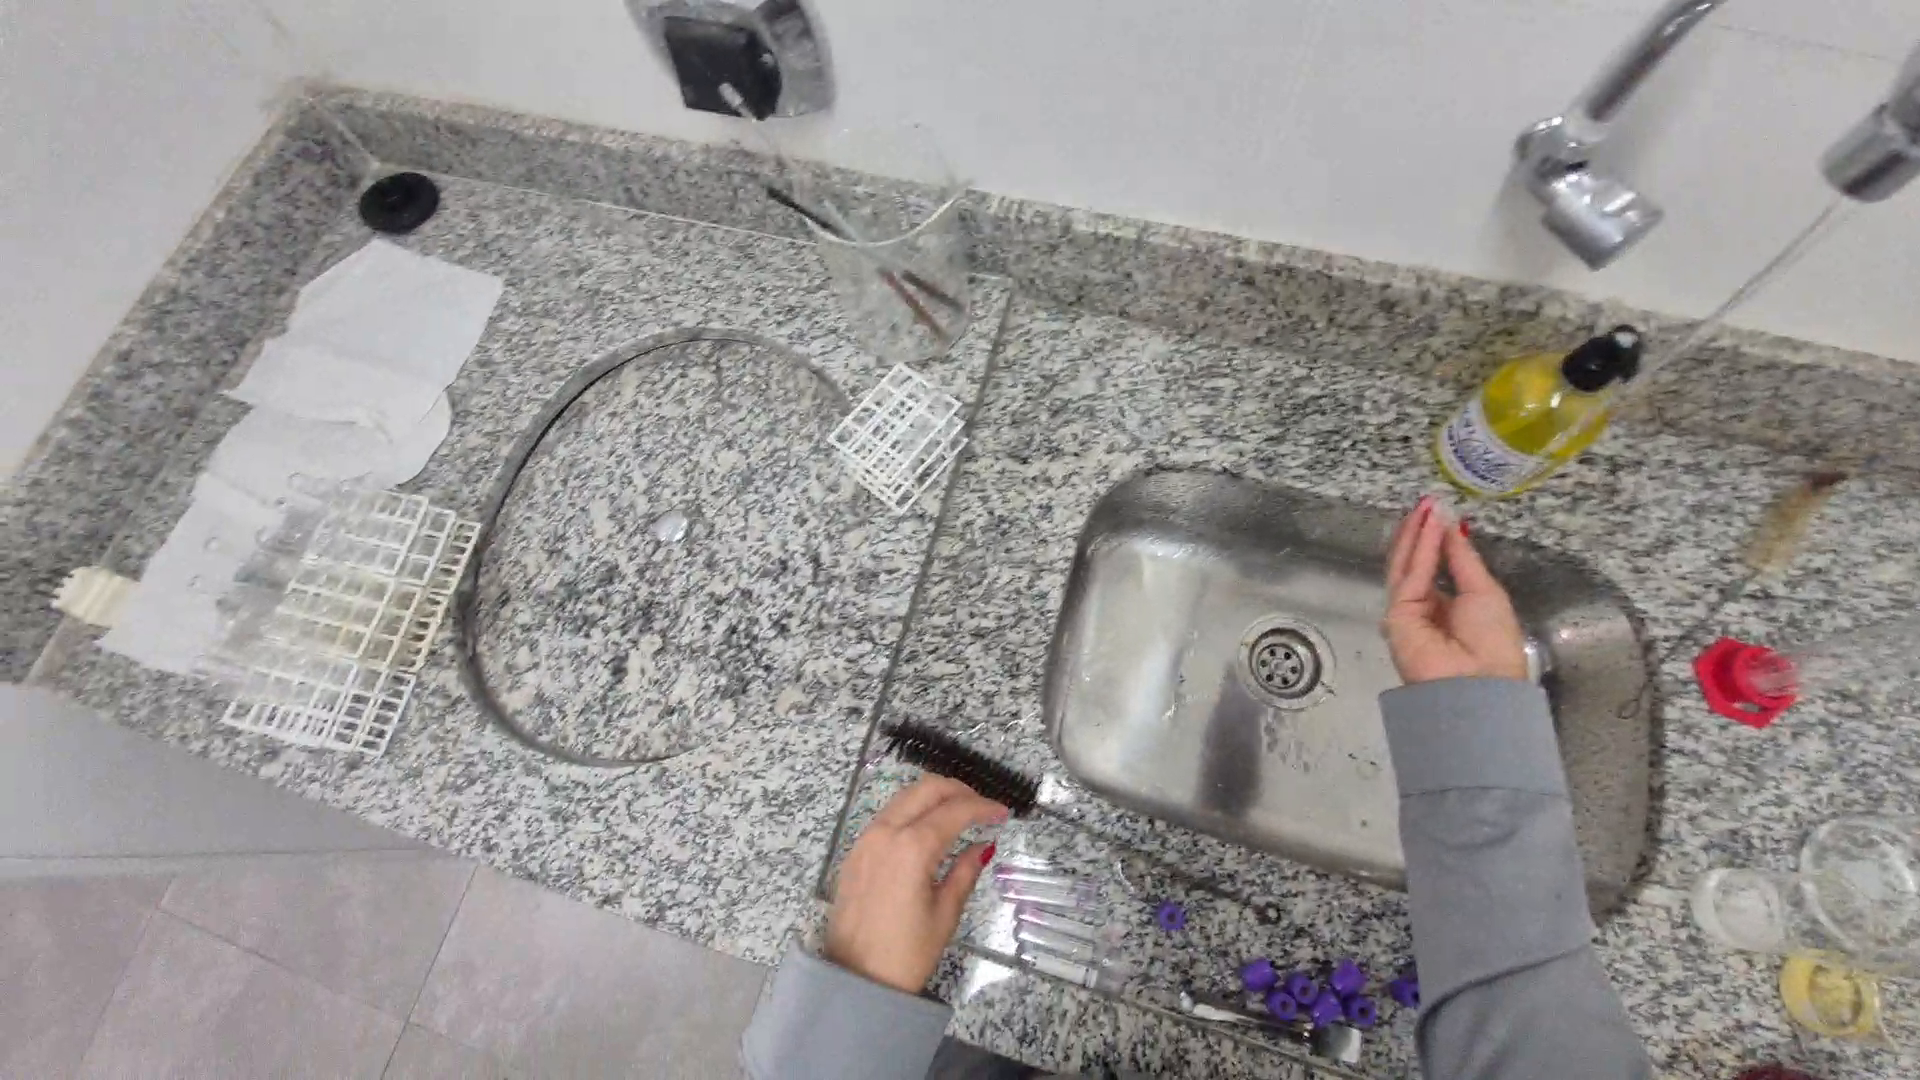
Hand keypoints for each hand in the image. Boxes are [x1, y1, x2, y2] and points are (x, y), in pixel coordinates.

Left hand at [826, 775, 1007, 993]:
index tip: (1003, 812)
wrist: (853, 981)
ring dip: (935, 796)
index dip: (983, 807)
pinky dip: (913, 810)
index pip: (955, 811)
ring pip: (906, 796)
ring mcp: (867, 838)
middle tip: (982, 807)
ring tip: (960, 813)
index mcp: (912, 847)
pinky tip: (929, 828)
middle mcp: (886, 831)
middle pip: (927, 788)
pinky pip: (889, 814)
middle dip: (959, 790)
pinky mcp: (856, 850)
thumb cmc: (905, 954)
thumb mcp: (944, 914)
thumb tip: (984, 846)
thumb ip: (965, 871)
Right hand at [1382, 496, 1528, 683]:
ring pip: (1408, 565)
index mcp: (1449, 607)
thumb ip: (1463, 559)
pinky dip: (1420, 549)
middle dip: (1422, 532)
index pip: (1437, 568)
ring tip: (1424, 507)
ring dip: (1416, 535)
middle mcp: (1425, 607)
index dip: (1438, 541)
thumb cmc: (1492, 642)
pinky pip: (1410, 575)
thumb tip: (1454, 526)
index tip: (1443, 514)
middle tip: (1429, 503)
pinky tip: (1428, 526)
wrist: (1476, 683)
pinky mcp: (1396, 612)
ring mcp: (1407, 610)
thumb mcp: (1486, 592)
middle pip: (1417, 563)